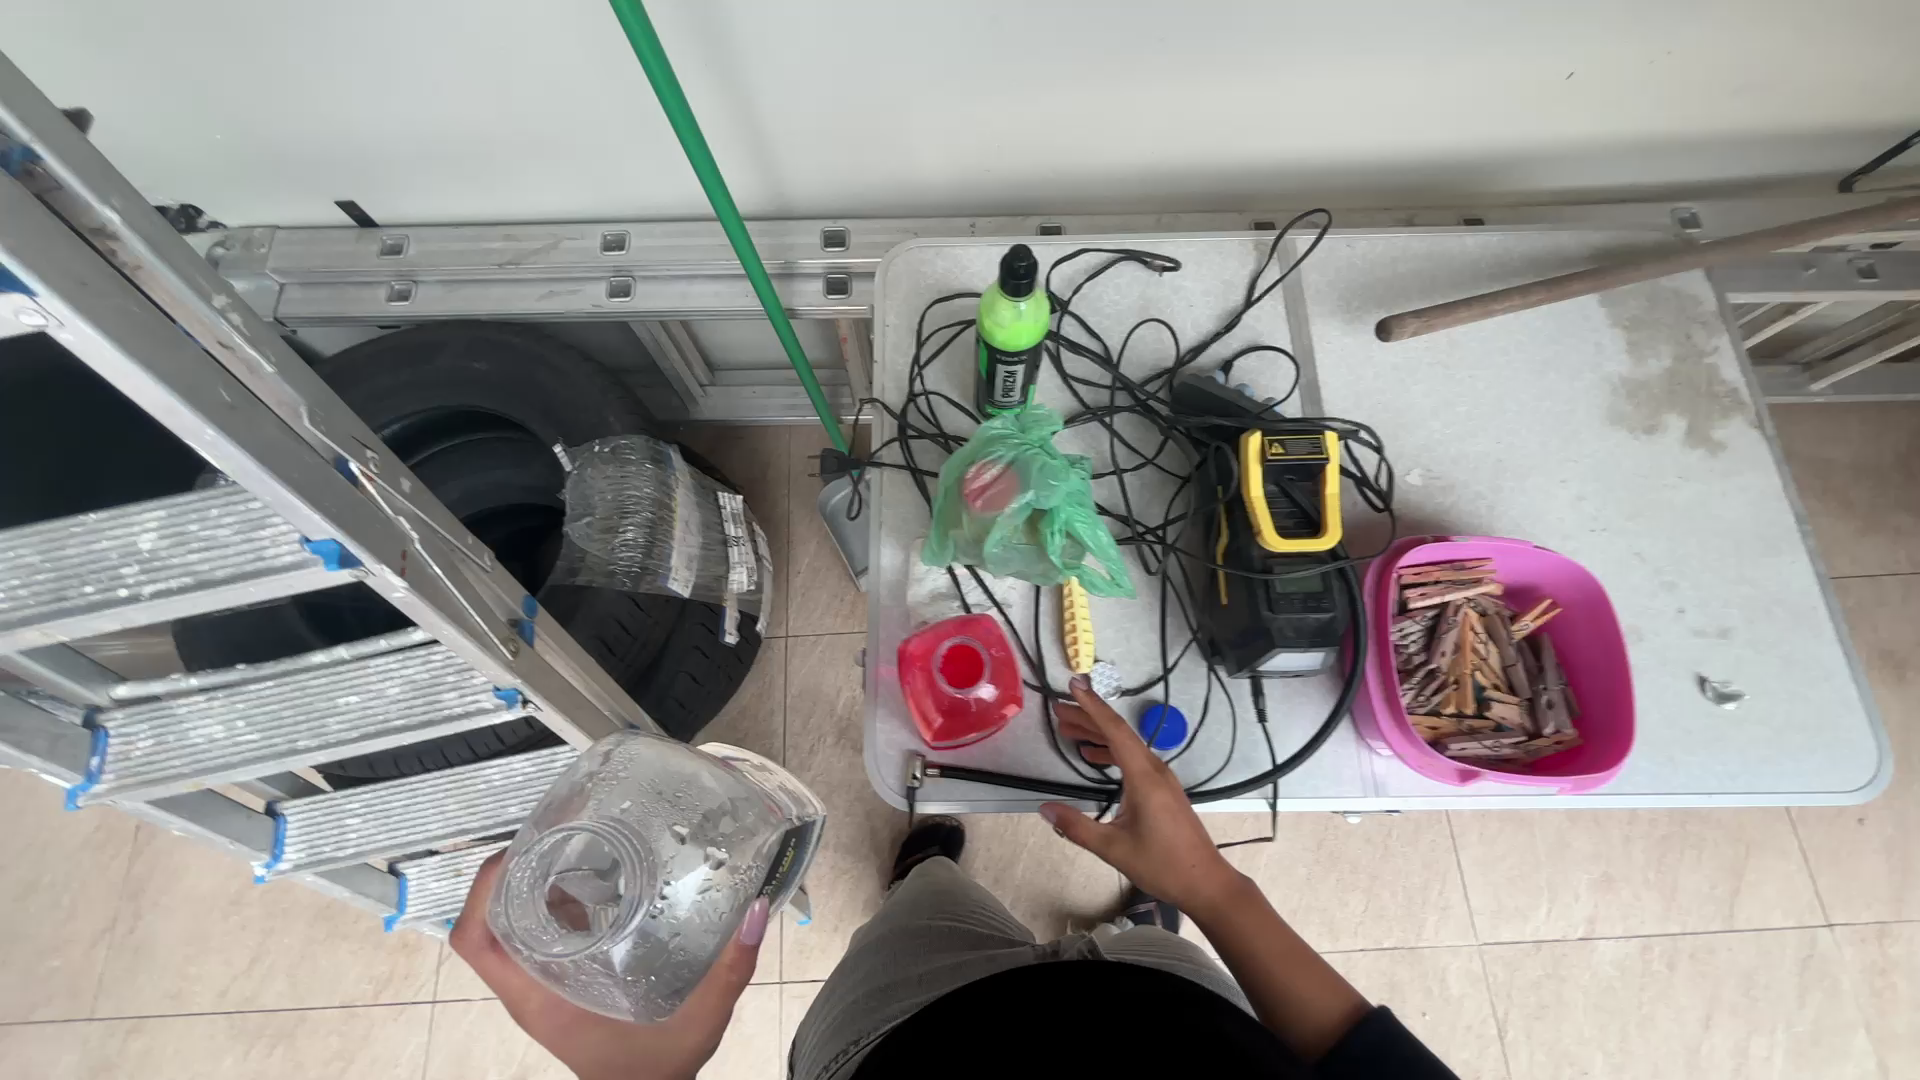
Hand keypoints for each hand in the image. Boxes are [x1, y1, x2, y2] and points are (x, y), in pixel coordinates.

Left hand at [450, 851, 769, 1079]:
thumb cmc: (658, 1071)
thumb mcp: (699, 1023)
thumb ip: (731, 969)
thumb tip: (757, 907)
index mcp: (542, 998)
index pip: (477, 941)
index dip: (485, 888)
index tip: (527, 843)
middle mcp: (532, 988)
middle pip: (493, 919)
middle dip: (519, 866)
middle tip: (569, 823)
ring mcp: (545, 983)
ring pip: (517, 920)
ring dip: (539, 876)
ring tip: (588, 832)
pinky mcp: (565, 978)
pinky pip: (545, 928)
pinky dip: (563, 893)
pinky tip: (609, 868)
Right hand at [1041, 676, 1244, 915]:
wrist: (1206, 883)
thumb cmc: (1162, 865)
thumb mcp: (1113, 848)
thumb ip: (1077, 827)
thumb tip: (1044, 809)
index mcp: (1144, 776)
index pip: (1114, 730)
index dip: (1092, 706)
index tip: (1074, 684)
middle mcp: (1154, 769)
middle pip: (1117, 733)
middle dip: (1087, 717)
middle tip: (1058, 709)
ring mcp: (1160, 778)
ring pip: (1125, 745)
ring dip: (1097, 734)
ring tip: (1067, 728)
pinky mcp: (1162, 788)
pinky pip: (1132, 758)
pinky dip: (1110, 750)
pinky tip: (1093, 755)